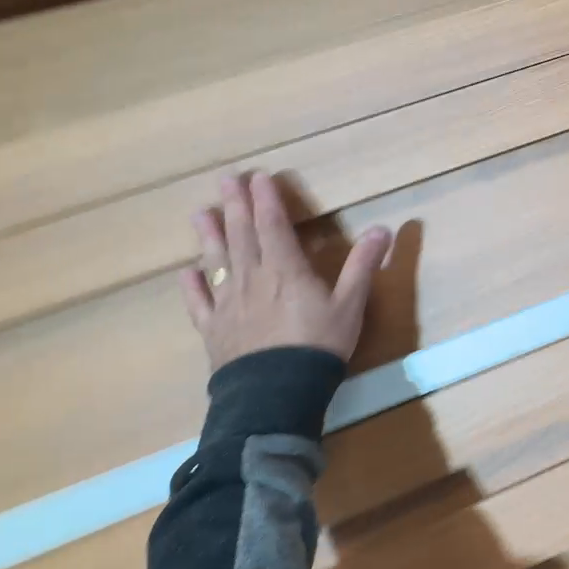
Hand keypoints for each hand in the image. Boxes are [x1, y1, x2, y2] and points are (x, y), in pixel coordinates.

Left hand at [180, 172, 391, 371]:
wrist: (276, 391)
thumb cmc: (320, 343)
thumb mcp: (351, 302)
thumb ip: (363, 265)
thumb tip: (382, 229)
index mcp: (286, 270)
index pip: (273, 227)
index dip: (267, 201)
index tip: (259, 177)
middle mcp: (252, 279)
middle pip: (242, 237)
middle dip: (236, 207)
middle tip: (225, 180)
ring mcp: (228, 304)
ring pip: (216, 262)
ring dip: (209, 236)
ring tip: (200, 213)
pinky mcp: (213, 328)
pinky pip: (198, 302)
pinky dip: (191, 285)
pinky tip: (186, 271)